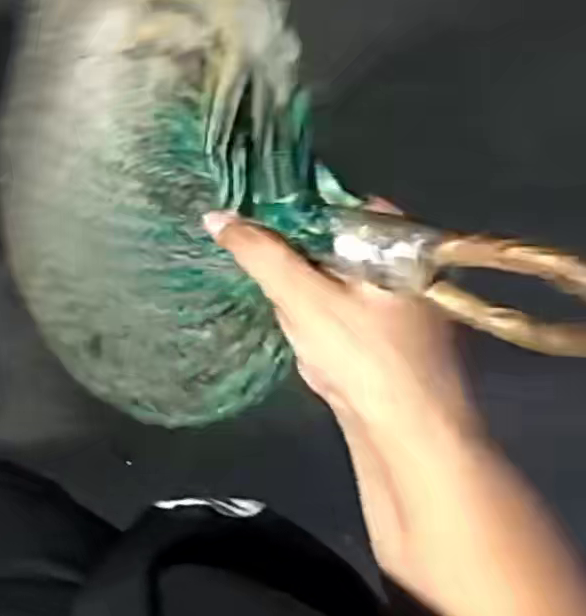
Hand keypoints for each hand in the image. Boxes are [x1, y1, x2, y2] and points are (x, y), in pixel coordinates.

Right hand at [205, 207, 478, 440]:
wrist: (400, 421)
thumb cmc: (359, 350)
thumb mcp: (300, 294)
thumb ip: (258, 251)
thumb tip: (214, 215)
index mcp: (401, 251)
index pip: (345, 203)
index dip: (295, 197)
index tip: (245, 195)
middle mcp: (400, 266)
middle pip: (331, 231)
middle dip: (281, 228)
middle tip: (231, 222)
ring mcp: (387, 295)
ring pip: (323, 259)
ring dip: (284, 257)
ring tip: (237, 248)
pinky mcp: (370, 319)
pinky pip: (323, 284)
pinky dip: (293, 281)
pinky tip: (264, 285)